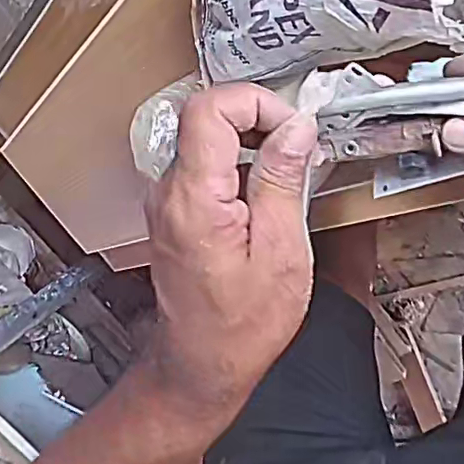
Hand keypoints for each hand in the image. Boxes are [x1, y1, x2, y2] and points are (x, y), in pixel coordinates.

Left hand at [143, 84, 316, 415]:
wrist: (201, 360)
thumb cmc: (240, 324)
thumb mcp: (282, 252)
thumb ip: (284, 181)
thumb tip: (296, 129)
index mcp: (195, 199)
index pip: (209, 108)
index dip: (256, 103)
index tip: (292, 127)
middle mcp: (169, 192)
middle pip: (205, 116)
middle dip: (258, 119)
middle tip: (296, 147)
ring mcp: (166, 199)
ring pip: (205, 137)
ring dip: (250, 142)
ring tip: (286, 174)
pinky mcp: (173, 208)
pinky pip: (203, 164)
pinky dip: (238, 163)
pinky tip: (264, 194)